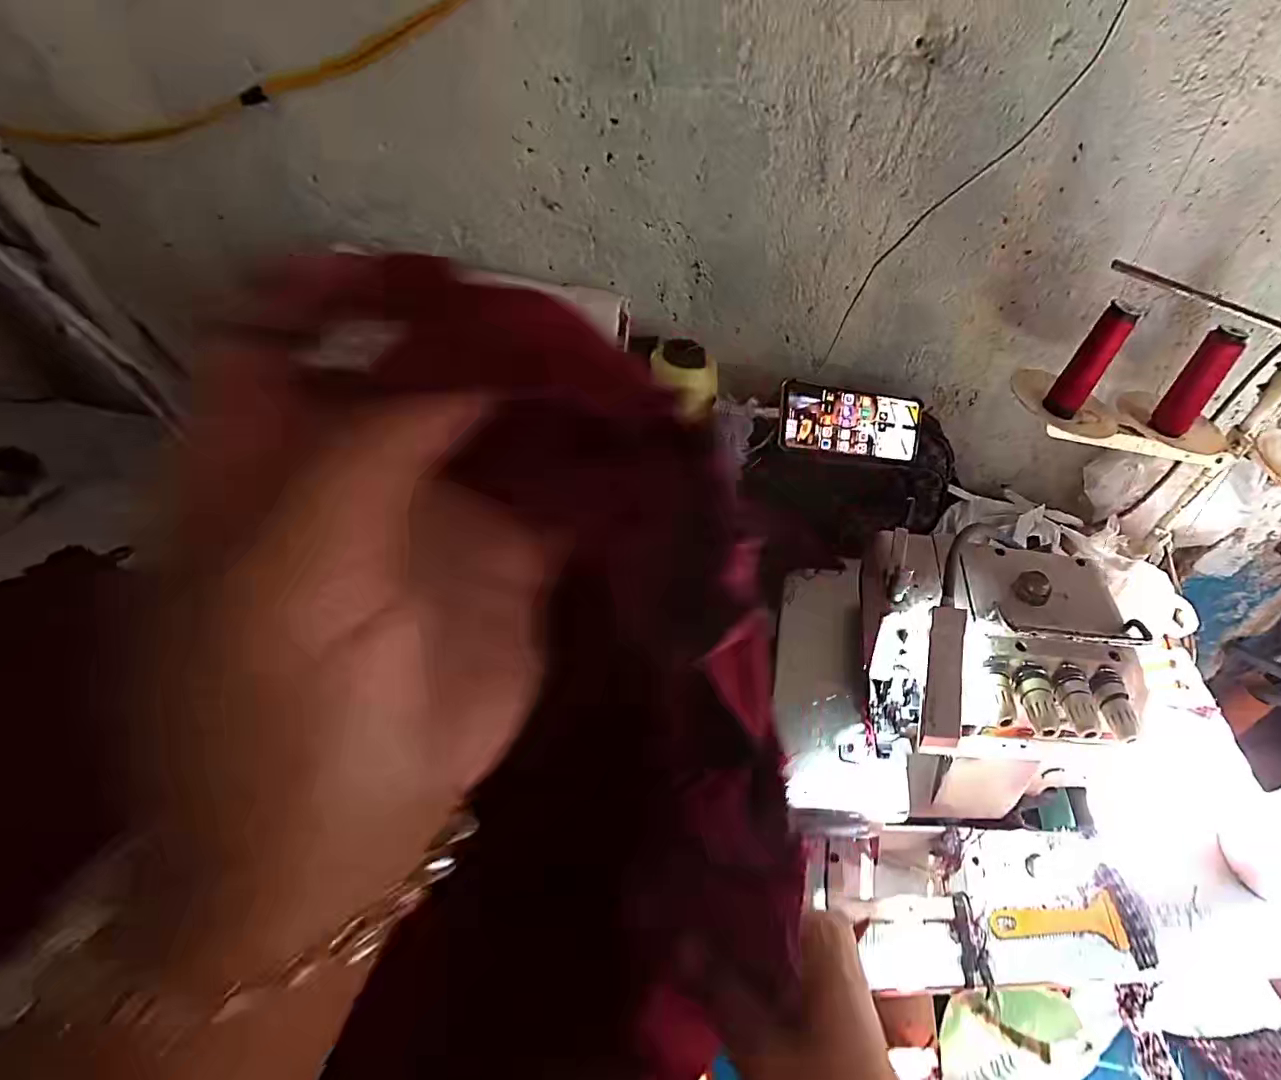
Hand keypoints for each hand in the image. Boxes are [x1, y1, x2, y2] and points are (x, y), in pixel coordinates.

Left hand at [133, 264, 561, 983]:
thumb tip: (470, 372)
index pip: (289, 341)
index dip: (350, 298)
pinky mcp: (520, 560)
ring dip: (562, 408)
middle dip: (491, 349)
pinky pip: (566, 498)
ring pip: (509, 435)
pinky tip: (647, 454)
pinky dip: (605, 475)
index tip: (440, 281)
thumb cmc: (281, 712)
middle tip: (572, 331)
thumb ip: (370, 458)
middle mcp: (366, 476)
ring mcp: (453, 517)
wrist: (356, 828)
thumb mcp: (295, 574)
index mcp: (269, 463)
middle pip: (427, 381)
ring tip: (627, 383)